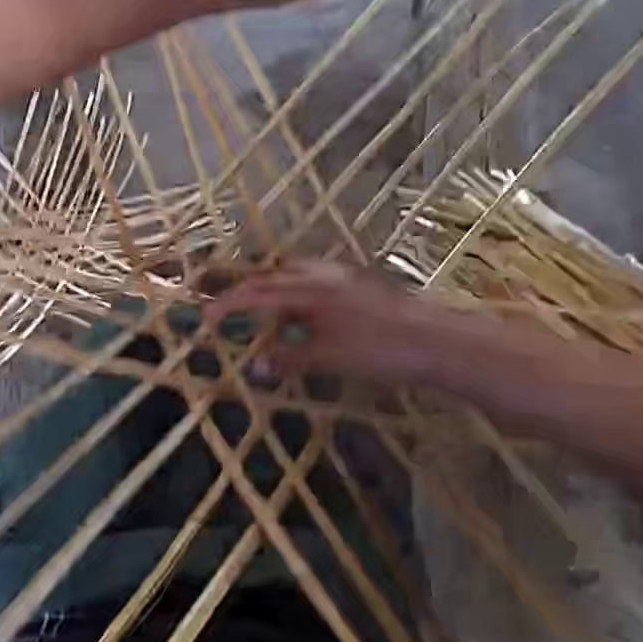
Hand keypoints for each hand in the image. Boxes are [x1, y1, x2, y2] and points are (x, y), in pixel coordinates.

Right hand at [210, 261, 475, 388]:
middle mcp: (323, 276)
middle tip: (230, 308)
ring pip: (296, 275)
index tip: (205, 317)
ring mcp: (344, 276)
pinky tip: (306, 309)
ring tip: (264, 307)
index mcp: (309, 290)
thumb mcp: (328, 359)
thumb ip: (289, 359)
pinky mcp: (361, 283)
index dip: (228, 304)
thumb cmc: (379, 350)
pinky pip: (316, 279)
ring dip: (274, 288)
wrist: (437, 340)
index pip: (257, 294)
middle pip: (273, 276)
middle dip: (247, 291)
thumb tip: (256, 366)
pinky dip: (298, 290)